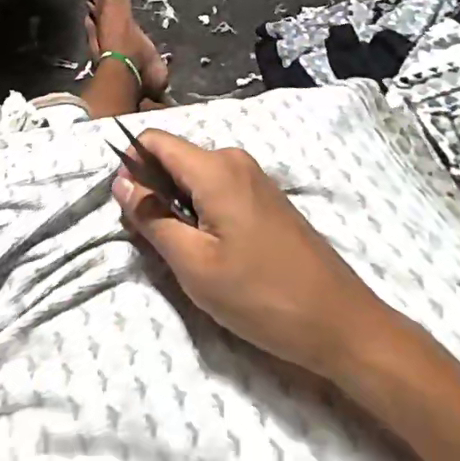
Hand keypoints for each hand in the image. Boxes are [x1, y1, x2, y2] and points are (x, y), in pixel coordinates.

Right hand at [111, 130, 388, 376]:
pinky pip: (217, 187)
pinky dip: (201, 209)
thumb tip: (120, 182)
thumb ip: (152, 218)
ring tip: (184, 252)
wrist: (339, 321)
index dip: (130, 164)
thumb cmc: (261, 295)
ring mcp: (254, 176)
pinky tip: (211, 250)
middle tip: (155, 241)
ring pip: (195, 175)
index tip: (124, 206)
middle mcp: (234, 159)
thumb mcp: (194, 265)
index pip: (155, 139)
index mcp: (215, 167)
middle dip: (154, 190)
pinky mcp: (265, 196)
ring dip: (178, 204)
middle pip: (175, 157)